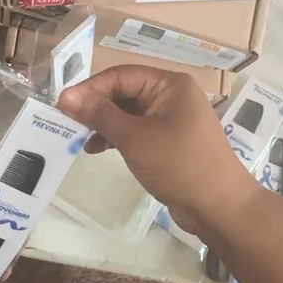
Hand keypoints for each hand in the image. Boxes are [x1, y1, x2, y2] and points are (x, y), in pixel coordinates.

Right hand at [58, 66, 257, 232]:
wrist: (220, 207)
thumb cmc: (179, 165)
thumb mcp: (135, 138)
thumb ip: (100, 114)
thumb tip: (65, 96)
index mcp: (170, 85)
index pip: (121, 75)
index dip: (90, 88)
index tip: (62, 104)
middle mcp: (172, 96)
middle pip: (125, 92)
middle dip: (96, 106)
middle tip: (67, 122)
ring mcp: (172, 119)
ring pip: (129, 113)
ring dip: (104, 123)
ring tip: (79, 138)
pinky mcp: (170, 141)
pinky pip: (137, 130)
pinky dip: (117, 137)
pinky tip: (98, 149)